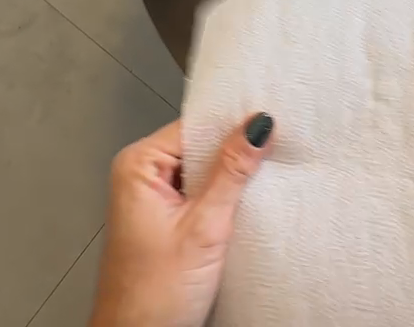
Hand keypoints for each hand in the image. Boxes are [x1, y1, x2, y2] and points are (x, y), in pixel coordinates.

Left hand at [90, 113, 273, 326]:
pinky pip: (198, 188)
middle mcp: (140, 171)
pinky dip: (221, 192)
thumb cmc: (156, 295)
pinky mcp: (165, 215)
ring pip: (201, 167)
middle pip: (198, 144)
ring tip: (266, 166)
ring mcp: (151, 194)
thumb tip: (258, 125)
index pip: (194, 126)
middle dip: (233, 148)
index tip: (268, 119)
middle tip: (275, 143)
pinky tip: (246, 194)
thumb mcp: (204, 228)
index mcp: (138, 164)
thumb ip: (232, 173)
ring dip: (229, 172)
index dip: (231, 123)